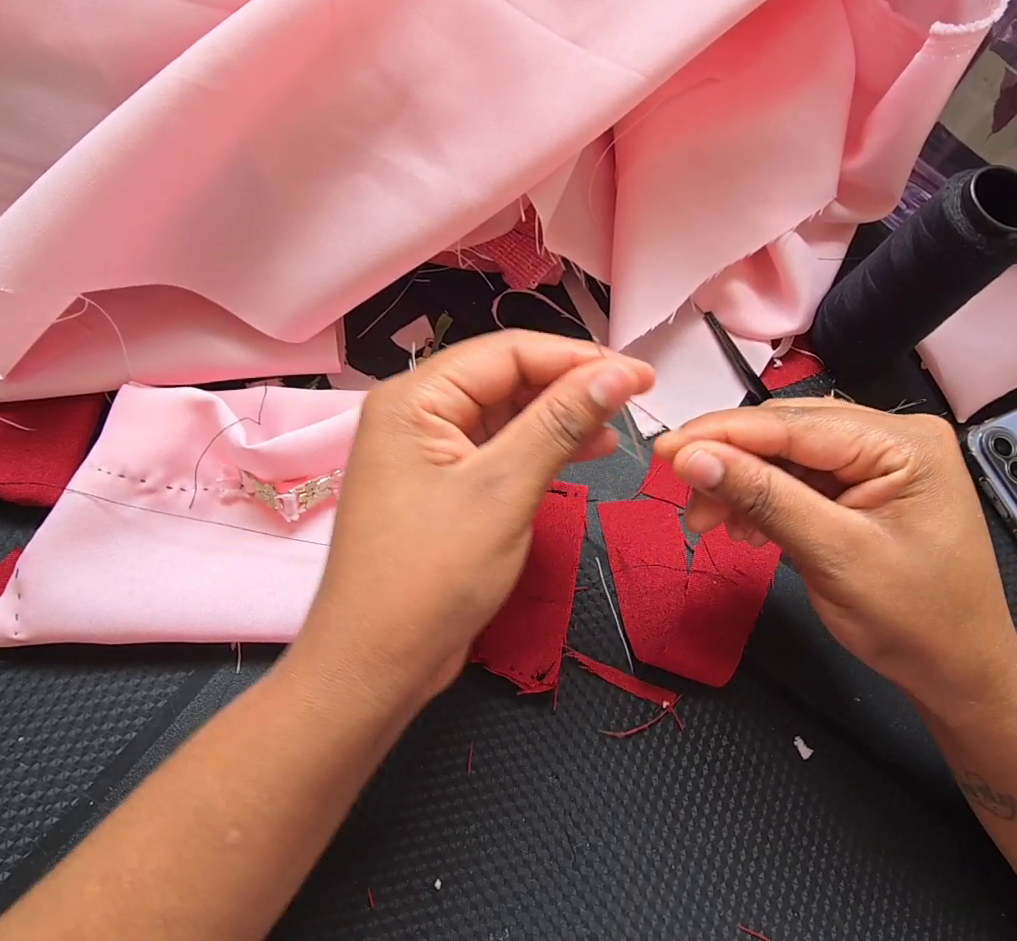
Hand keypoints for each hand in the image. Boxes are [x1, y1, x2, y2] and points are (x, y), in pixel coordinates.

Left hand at [291, 330, 653, 710]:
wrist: (376, 664)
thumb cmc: (431, 576)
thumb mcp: (504, 491)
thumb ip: (560, 423)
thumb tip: (617, 373)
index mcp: (414, 398)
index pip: (507, 352)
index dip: (578, 358)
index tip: (640, 373)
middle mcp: (417, 413)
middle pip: (507, 377)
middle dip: (571, 386)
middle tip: (635, 397)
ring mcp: (428, 450)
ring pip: (507, 413)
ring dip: (562, 418)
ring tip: (616, 430)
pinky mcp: (443, 484)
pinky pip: (500, 448)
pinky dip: (542, 448)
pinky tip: (586, 452)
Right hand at [653, 399, 1016, 716]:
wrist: (959, 675)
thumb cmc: (914, 622)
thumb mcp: (833, 555)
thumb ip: (762, 497)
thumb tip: (691, 457)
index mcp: (904, 443)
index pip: (795, 424)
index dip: (723, 434)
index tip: (665, 449)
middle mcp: (893, 438)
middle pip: (787, 434)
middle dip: (729, 463)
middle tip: (684, 499)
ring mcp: (878, 462)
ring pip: (785, 456)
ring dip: (742, 485)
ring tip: (710, 523)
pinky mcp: (862, 487)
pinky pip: (799, 479)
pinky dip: (764, 501)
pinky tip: (747, 529)